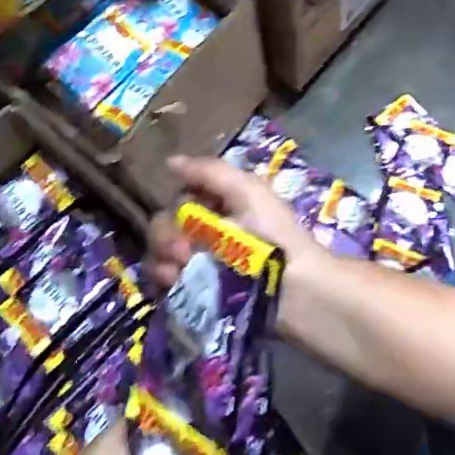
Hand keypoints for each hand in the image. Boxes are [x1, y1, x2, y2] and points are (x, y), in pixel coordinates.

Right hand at [144, 155, 329, 291]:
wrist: (294, 288)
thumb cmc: (273, 234)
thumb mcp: (248, 191)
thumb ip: (210, 172)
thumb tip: (170, 161)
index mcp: (224, 205)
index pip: (182, 198)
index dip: (177, 204)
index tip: (182, 214)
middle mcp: (209, 231)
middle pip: (167, 224)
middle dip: (166, 234)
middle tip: (183, 251)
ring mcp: (201, 264)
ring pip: (161, 252)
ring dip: (161, 257)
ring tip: (176, 270)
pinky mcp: (196, 293)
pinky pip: (164, 281)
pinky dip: (163, 279)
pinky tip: (172, 282)